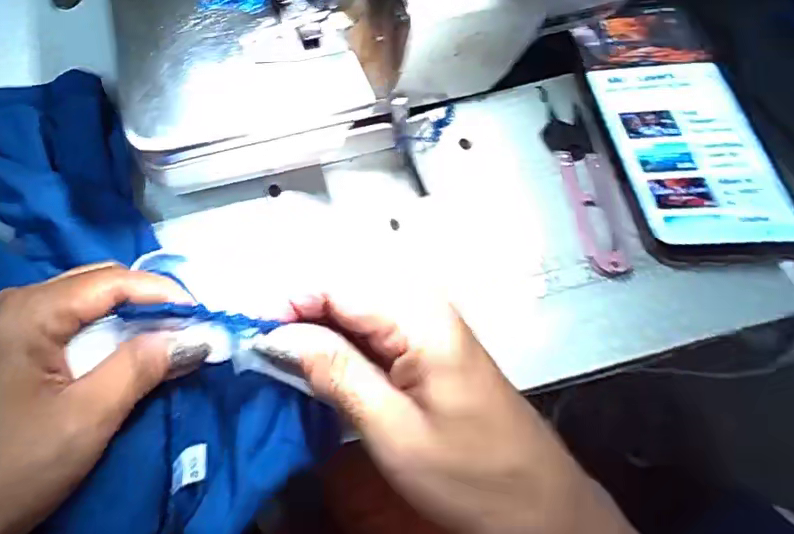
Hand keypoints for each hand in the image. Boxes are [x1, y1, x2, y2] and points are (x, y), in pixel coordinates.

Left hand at [0, 263, 210, 533]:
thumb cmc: (14, 468)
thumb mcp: (85, 420)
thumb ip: (138, 369)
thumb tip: (189, 336)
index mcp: (30, 308)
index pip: (109, 281)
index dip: (159, 292)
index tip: (201, 312)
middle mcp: (16, 300)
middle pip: (93, 283)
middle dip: (142, 300)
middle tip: (185, 324)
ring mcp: (6, 322)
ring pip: (78, 300)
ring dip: (121, 314)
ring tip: (161, 333)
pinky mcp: (4, 346)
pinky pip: (61, 320)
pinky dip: (96, 329)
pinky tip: (117, 346)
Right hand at [259, 293, 634, 533]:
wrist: (544, 512)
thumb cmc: (474, 478)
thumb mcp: (395, 433)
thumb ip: (334, 372)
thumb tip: (277, 335)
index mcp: (416, 315)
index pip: (332, 283)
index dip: (285, 301)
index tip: (250, 331)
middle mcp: (418, 301)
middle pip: (336, 283)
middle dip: (291, 308)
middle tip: (256, 343)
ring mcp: (420, 317)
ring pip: (344, 300)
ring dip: (307, 322)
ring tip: (274, 351)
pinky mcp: (418, 337)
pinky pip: (361, 320)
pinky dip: (330, 335)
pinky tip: (311, 360)